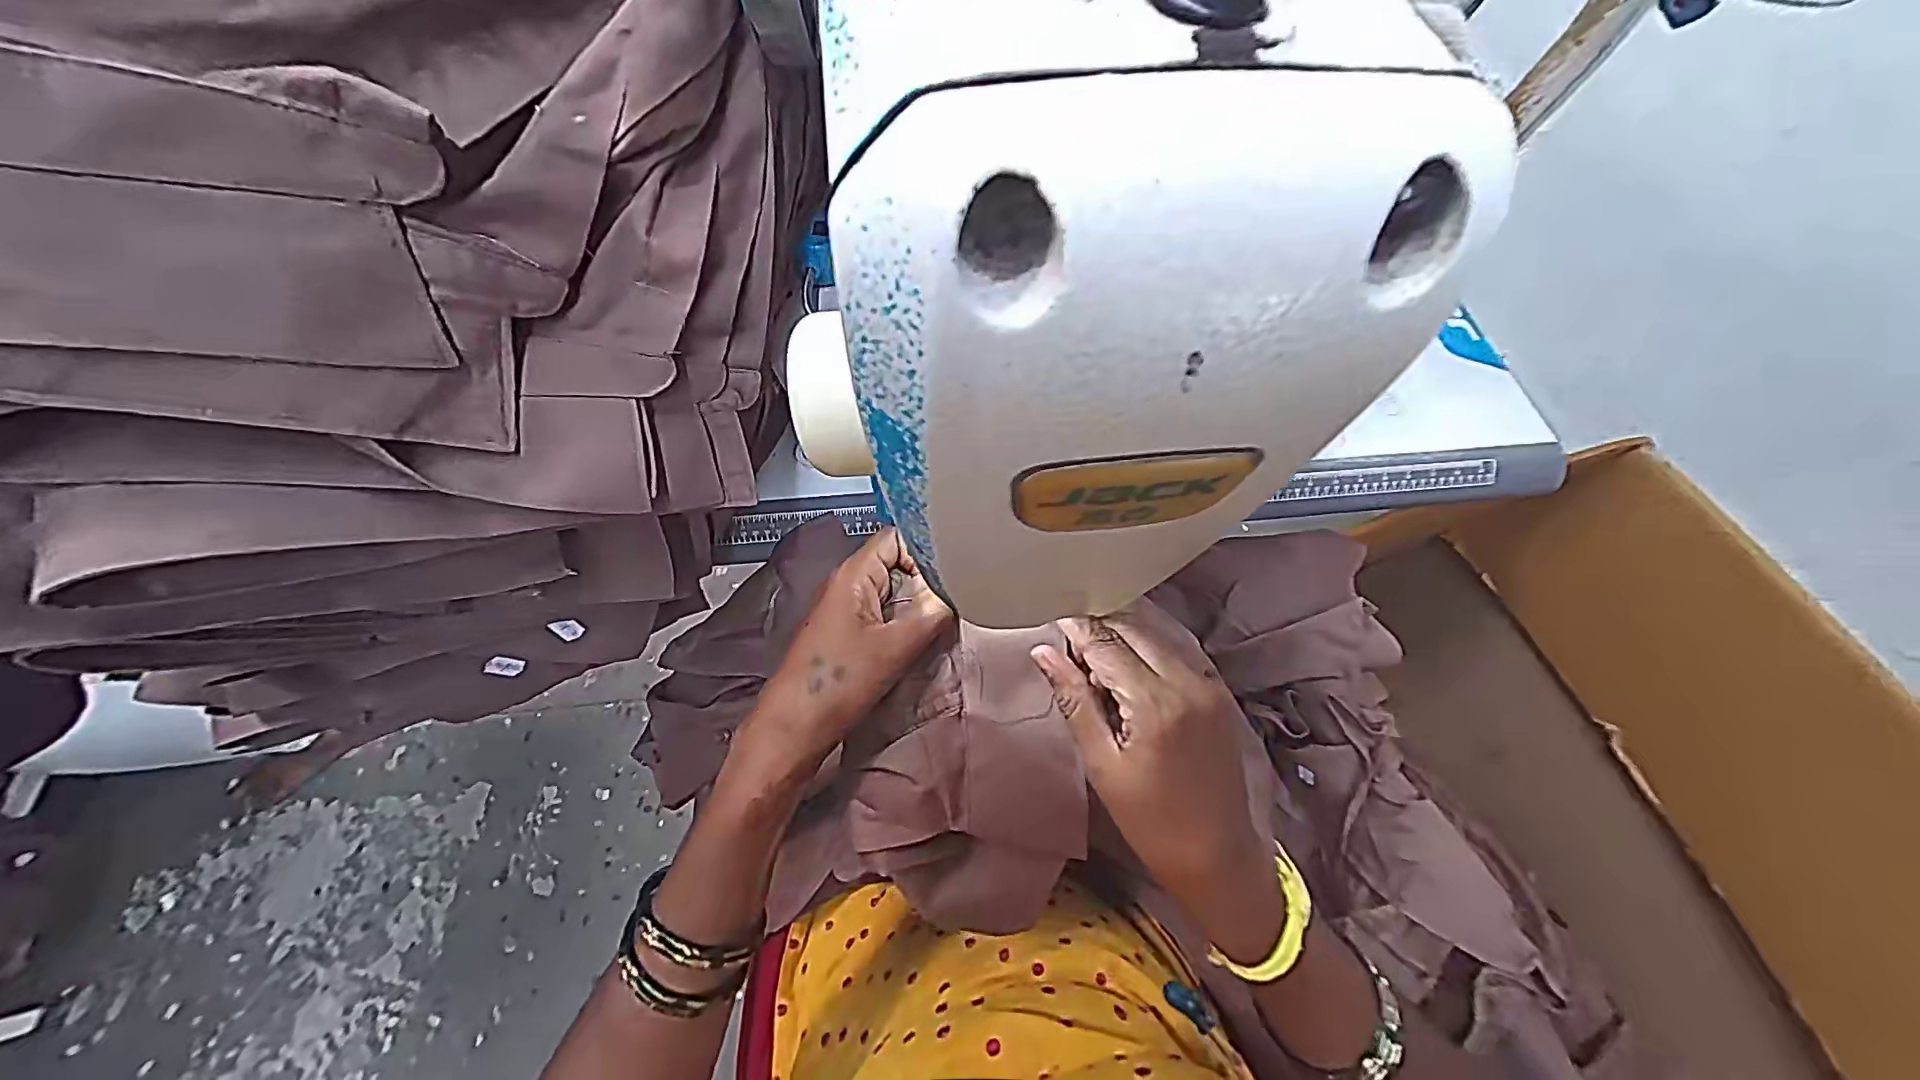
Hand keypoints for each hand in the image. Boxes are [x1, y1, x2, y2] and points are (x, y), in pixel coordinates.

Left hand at [730, 527, 953, 780]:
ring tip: (940, 624)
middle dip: (927, 581)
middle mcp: (848, 584)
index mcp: (853, 575)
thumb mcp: (896, 645)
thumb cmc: (839, 681)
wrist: (796, 726)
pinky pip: (884, 616)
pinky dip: (904, 625)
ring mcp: (847, 610)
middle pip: (898, 564)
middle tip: (952, 603)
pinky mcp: (848, 634)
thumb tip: (957, 593)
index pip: (896, 538)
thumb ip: (932, 613)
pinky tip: (918, 643)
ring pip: (893, 593)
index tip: (952, 575)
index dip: (926, 549)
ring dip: (917, 607)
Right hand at [1031, 601, 1284, 959]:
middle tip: (1071, 653)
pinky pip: (1176, 654)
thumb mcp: (1102, 763)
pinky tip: (1131, 680)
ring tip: (1098, 672)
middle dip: (1098, 631)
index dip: (1075, 630)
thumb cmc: (1151, 820)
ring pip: (1156, 637)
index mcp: (1155, 702)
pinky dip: (1148, 654)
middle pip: (1133, 630)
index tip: (1051, 623)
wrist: (1219, 856)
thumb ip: (1074, 700)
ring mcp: (1209, 685)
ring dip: (1123, 641)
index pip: (1105, 644)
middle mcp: (1188, 682)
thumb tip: (1043, 653)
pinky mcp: (1220, 694)